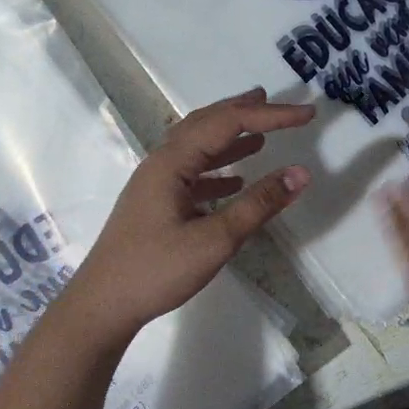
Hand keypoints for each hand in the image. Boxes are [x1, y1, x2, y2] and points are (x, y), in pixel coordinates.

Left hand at [68, 88, 313, 339]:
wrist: (101, 307)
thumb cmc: (156, 270)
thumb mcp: (215, 240)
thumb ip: (259, 204)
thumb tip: (301, 172)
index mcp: (172, 162)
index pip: (229, 123)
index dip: (271, 116)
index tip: (307, 114)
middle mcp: (161, 163)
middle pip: (207, 123)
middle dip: (244, 111)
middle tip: (276, 102)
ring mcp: (156, 183)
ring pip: (198, 145)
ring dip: (230, 136)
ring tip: (260, 132)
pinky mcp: (156, 204)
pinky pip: (193, 171)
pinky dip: (219, 167)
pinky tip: (235, 180)